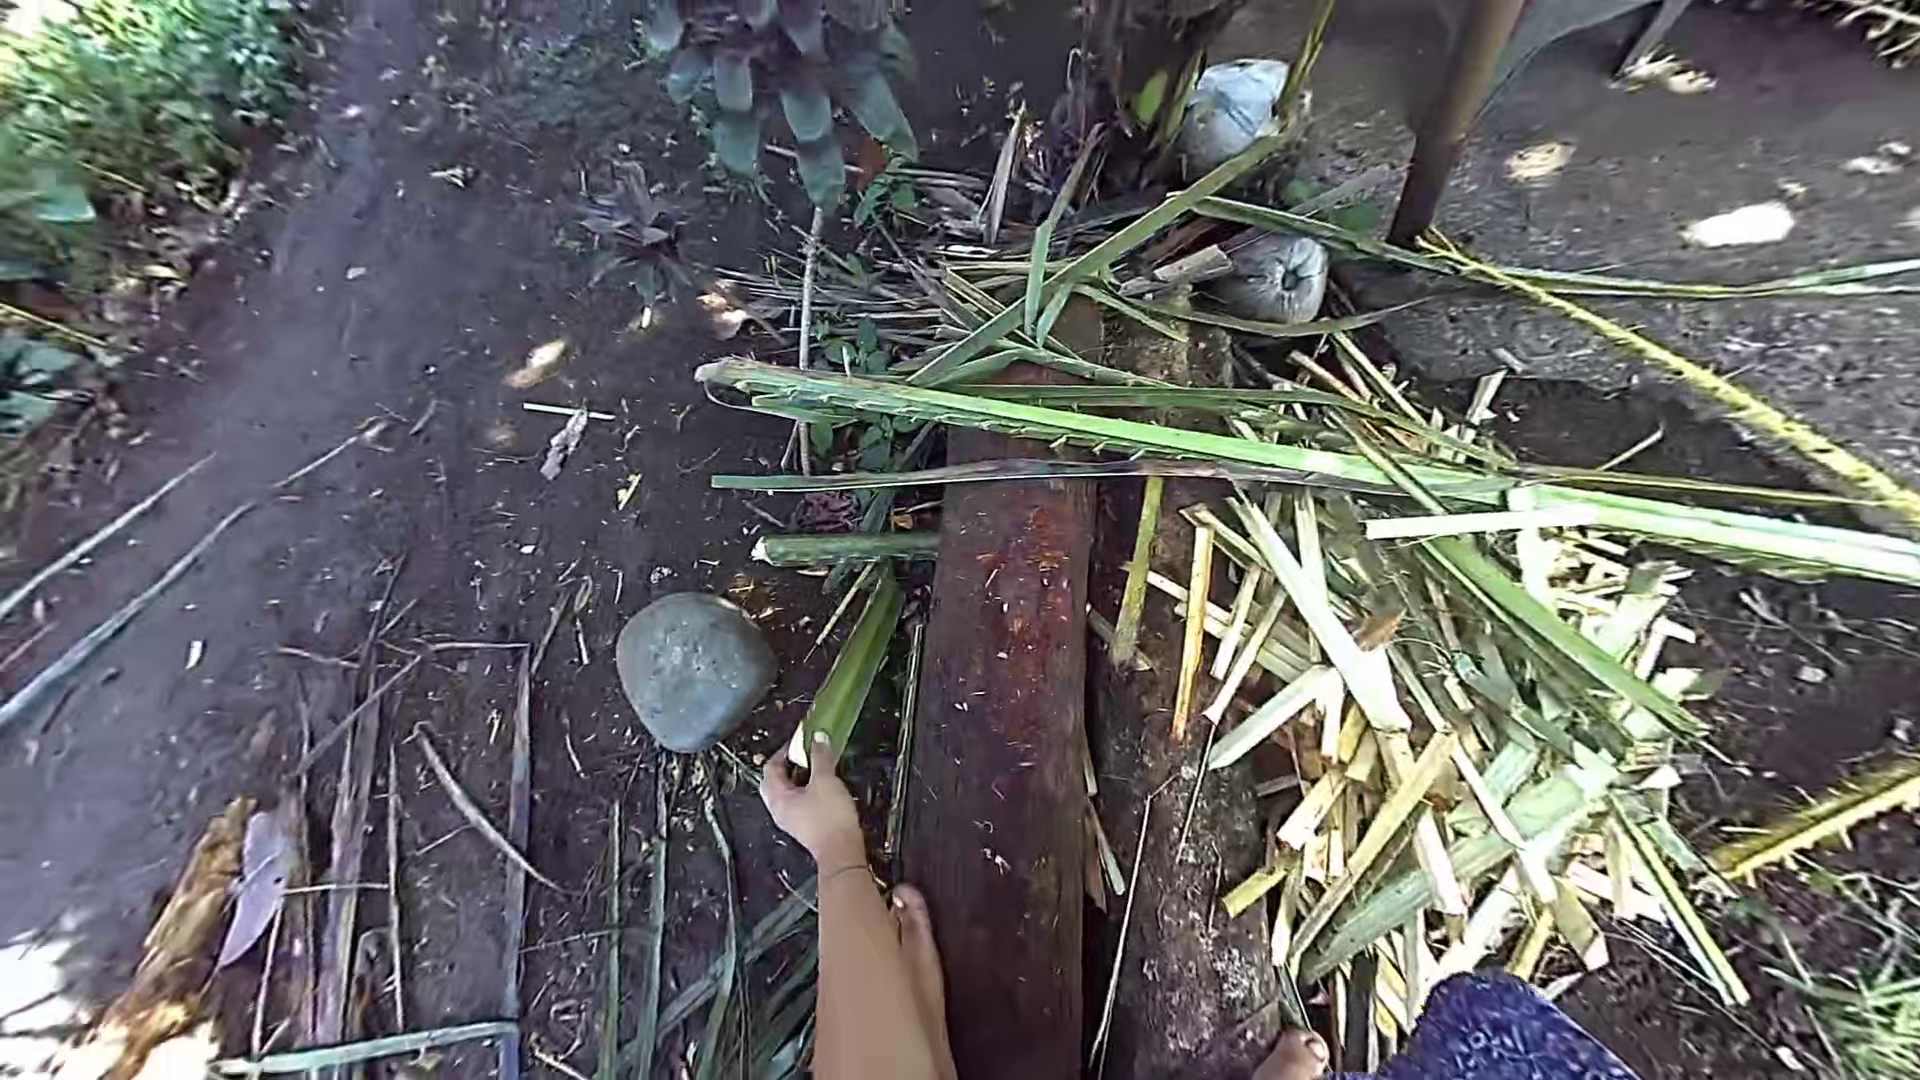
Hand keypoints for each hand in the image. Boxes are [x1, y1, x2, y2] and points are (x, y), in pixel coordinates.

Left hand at [760, 731, 865, 869]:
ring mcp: (791, 820)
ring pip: (786, 792)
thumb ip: (820, 756)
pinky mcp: (804, 826)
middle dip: (788, 764)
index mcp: (778, 798)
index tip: (800, 741)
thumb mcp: (826, 780)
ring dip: (797, 776)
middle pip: (775, 781)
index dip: (783, 751)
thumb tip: (818, 738)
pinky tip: (822, 784)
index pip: (770, 768)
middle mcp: (779, 810)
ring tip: (815, 765)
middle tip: (804, 753)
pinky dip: (805, 788)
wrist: (842, 851)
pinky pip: (798, 801)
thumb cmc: (830, 816)